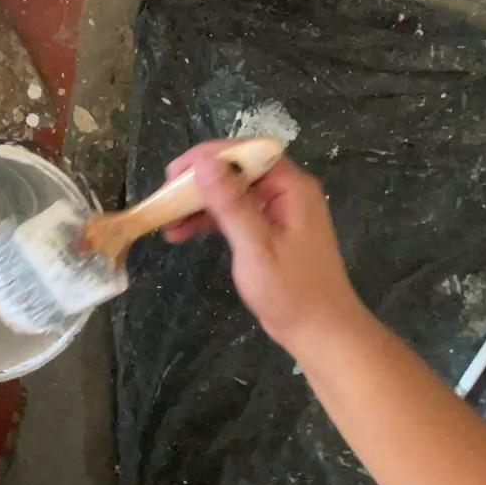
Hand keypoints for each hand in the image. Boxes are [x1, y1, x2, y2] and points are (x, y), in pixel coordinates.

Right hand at [162, 142, 365, 345]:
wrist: (320, 331)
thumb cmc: (292, 292)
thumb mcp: (256, 247)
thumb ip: (231, 203)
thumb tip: (203, 163)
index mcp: (291, 187)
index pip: (245, 153)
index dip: (207, 157)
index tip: (174, 174)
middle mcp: (286, 191)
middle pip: (235, 170)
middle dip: (198, 183)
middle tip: (165, 199)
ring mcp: (277, 211)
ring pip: (230, 192)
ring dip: (198, 203)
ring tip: (166, 221)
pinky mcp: (268, 229)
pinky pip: (234, 212)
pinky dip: (209, 220)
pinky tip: (182, 232)